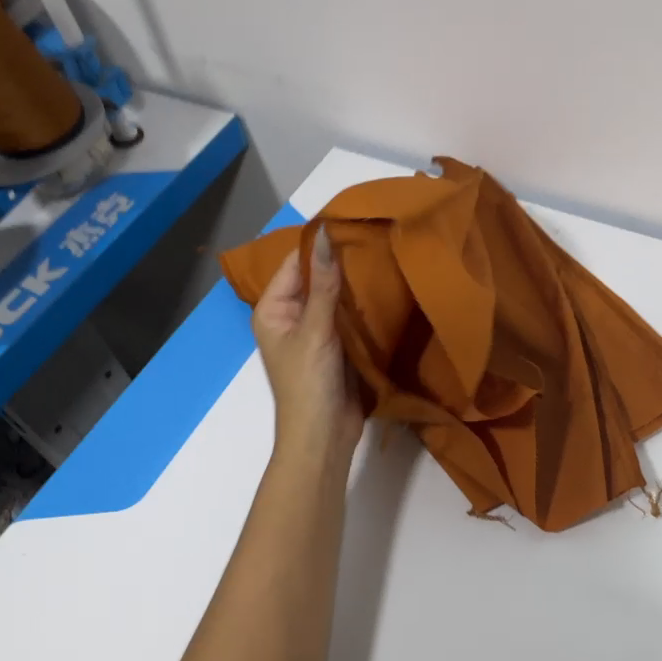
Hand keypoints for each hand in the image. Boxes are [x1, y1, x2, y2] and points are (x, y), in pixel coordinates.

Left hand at [252, 227, 364, 458]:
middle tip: (377, 238)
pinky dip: (365, 308)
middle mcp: (292, 318)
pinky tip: (388, 292)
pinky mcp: (339, 348)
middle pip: (317, 280)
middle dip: (342, 264)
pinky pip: (351, 319)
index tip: (353, 224)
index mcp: (273, 310)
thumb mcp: (315, 330)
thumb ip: (324, 284)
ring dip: (357, 286)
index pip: (295, 265)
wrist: (324, 436)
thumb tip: (326, 235)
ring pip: (337, 299)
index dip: (320, 245)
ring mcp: (317, 333)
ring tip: (387, 258)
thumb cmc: (309, 383)